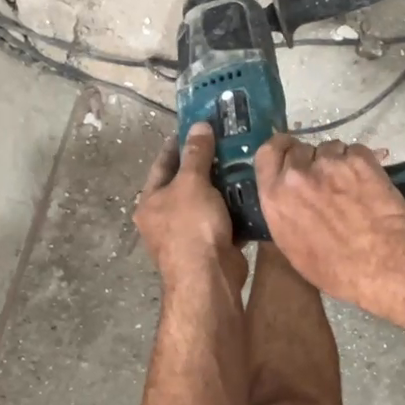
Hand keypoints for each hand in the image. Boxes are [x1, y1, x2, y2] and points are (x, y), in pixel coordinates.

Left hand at [136, 123, 247, 291]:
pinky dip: (237, 208)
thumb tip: (199, 125)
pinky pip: (225, 221)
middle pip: (186, 184)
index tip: (197, 126)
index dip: (179, 144)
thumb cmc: (191, 227)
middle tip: (229, 142)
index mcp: (151, 201)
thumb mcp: (192, 183)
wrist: (208, 279)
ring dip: (225, 186)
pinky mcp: (212, 246)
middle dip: (207, 164)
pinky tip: (254, 191)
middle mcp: (165, 218)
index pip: (163, 163)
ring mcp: (189, 234)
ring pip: (208, 202)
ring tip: (246, 161)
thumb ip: (196, 153)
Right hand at [253, 134, 404, 309]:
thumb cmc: (332, 268)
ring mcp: (330, 163)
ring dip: (335, 162)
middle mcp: (298, 173)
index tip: (289, 154)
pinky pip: (354, 151)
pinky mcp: (360, 159)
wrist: (380, 263)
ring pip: (328, 148)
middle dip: (309, 159)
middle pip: (298, 148)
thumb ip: (283, 208)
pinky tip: (366, 183)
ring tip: (348, 184)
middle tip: (323, 178)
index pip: (267, 151)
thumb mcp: (290, 244)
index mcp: (276, 195)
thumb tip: (289, 195)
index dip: (280, 149)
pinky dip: (358, 163)